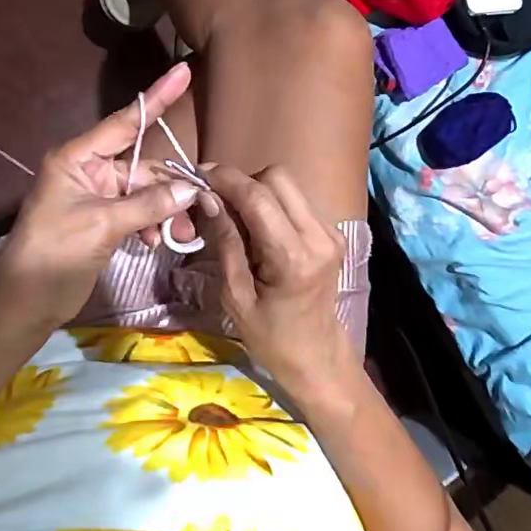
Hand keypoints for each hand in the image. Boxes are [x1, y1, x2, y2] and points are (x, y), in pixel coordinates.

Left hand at [0, 62, 201, 332]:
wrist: (25, 302)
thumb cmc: (54, 253)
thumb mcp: (102, 226)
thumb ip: (148, 204)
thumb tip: (192, 188)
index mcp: (78, 158)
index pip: (124, 122)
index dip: (156, 98)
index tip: (183, 71)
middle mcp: (88, 170)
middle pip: (142, 165)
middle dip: (171, 186)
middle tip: (202, 204)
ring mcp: (96, 196)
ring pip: (144, 192)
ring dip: (164, 211)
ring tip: (180, 235)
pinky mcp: (102, 220)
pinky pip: (137, 211)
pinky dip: (151, 225)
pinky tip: (158, 243)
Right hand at [195, 164, 357, 405]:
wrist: (317, 356)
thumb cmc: (270, 336)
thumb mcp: (235, 295)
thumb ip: (225, 242)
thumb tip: (207, 198)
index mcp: (293, 258)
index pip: (258, 197)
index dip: (226, 179)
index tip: (198, 175)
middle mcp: (318, 237)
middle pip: (277, 178)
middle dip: (242, 182)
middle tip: (216, 200)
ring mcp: (330, 232)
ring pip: (287, 184)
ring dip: (256, 191)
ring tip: (234, 216)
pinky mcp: (332, 232)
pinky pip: (296, 200)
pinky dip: (271, 203)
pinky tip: (256, 227)